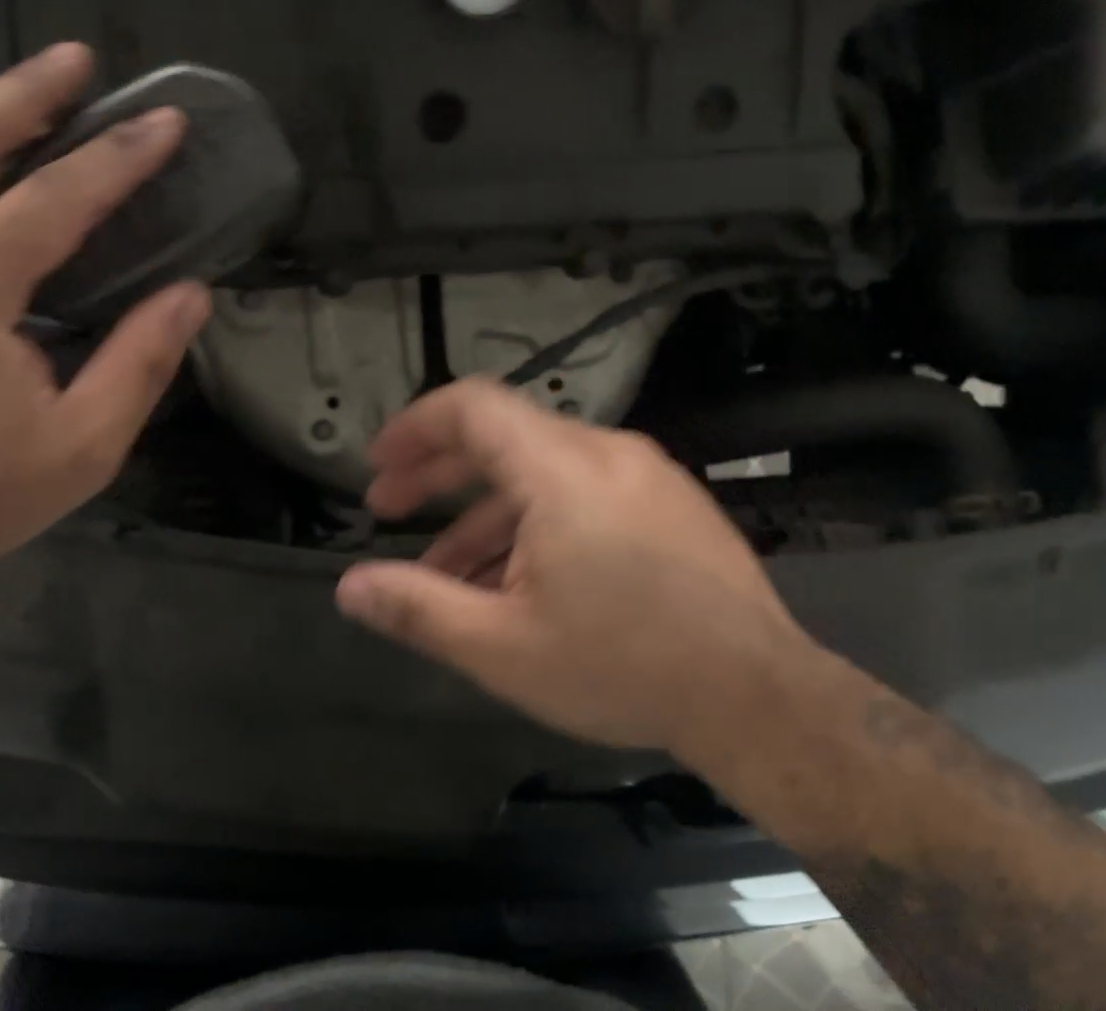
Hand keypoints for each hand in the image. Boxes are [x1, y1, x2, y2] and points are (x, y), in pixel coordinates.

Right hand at [336, 379, 817, 752]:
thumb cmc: (621, 666)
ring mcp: (648, 477)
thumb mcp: (501, 647)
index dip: (413, 428)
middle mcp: (607, 454)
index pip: (471, 407)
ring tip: (448, 574)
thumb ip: (416, 608)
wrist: (756, 697)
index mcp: (561, 470)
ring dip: (486, 514)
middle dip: (438, 473)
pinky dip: (537, 522)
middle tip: (390, 509)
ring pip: (545, 473)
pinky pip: (587, 495)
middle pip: (504, 436)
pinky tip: (521, 581)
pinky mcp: (673, 507)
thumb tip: (349, 587)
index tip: (379, 465)